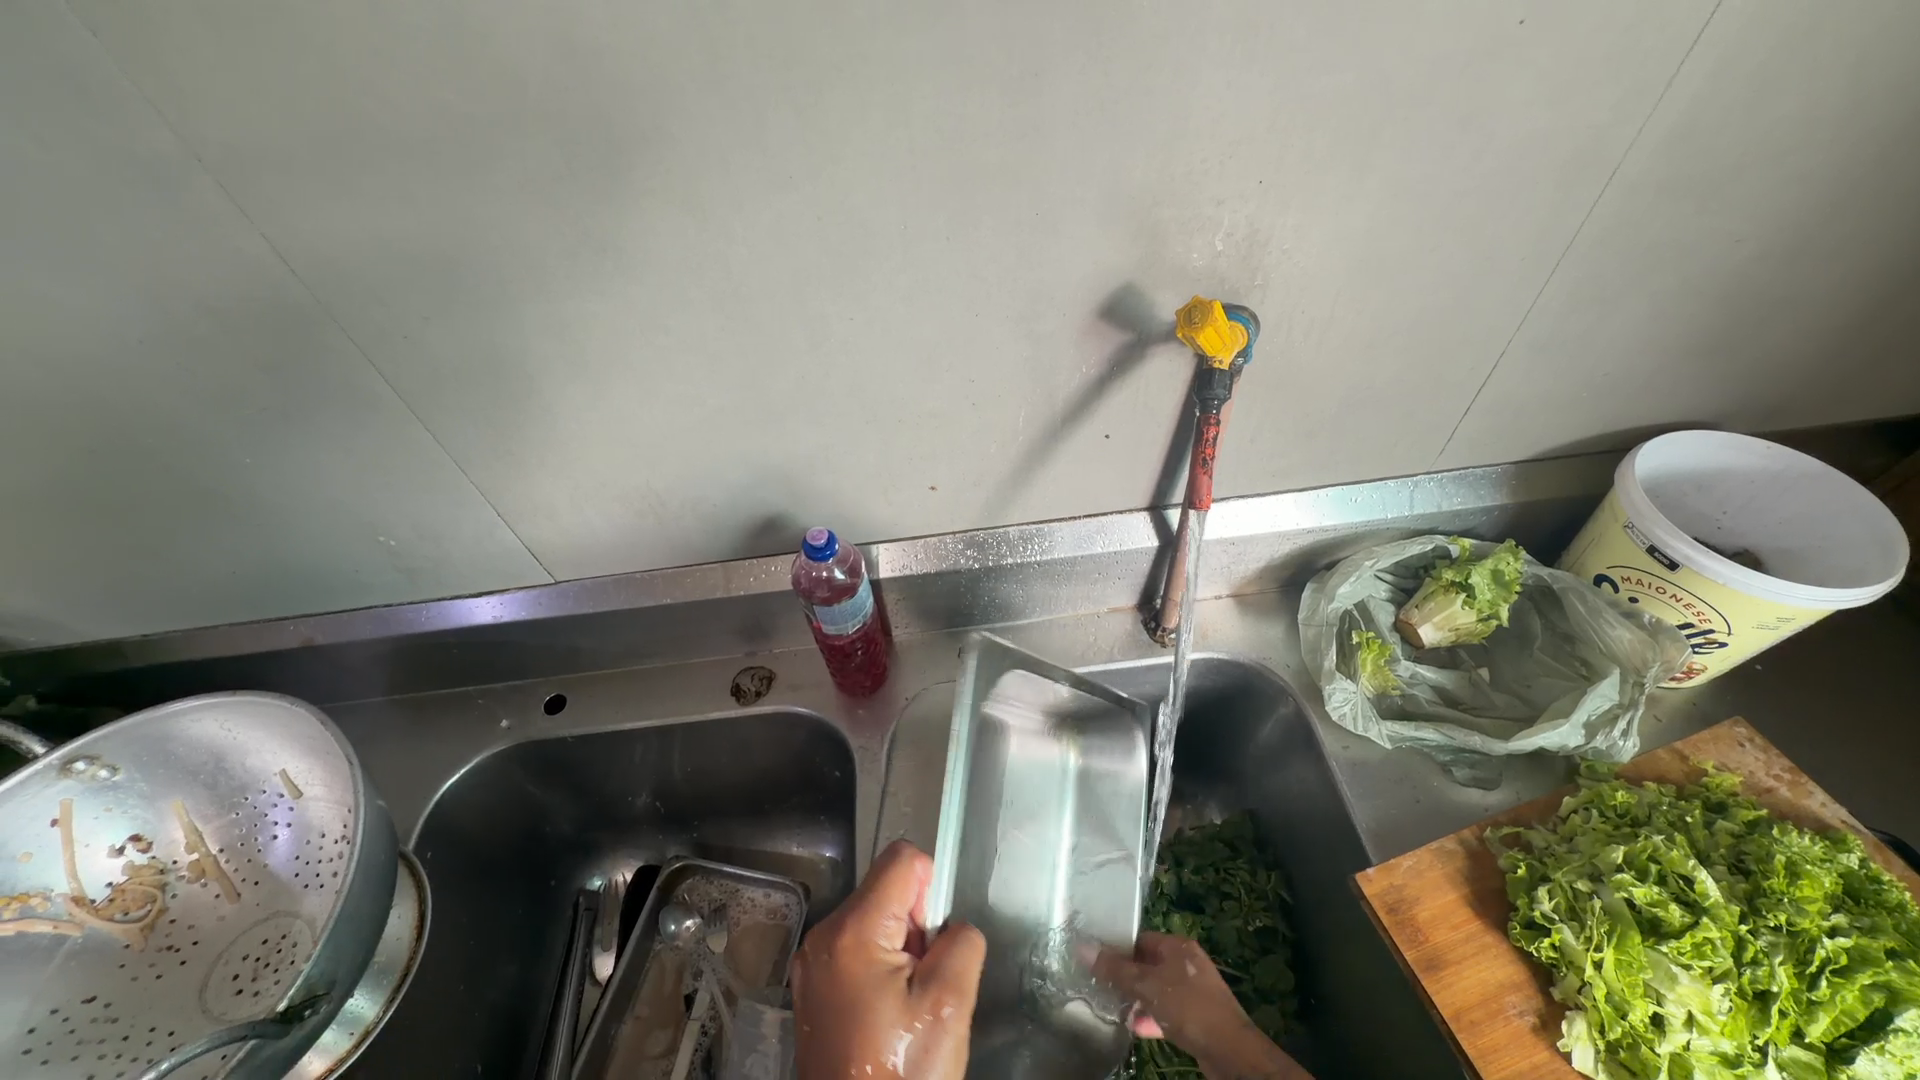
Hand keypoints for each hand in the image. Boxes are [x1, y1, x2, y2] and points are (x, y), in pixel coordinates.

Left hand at [792, 841, 985, 1079]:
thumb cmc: (902, 1070)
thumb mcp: (949, 1004)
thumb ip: (961, 942)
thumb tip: (950, 924)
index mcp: (852, 930)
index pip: (902, 859)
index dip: (932, 887)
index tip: (935, 939)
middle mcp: (824, 934)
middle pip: (886, 889)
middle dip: (916, 924)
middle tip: (922, 981)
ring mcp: (813, 961)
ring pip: (875, 918)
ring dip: (900, 948)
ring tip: (905, 1002)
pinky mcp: (814, 984)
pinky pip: (858, 947)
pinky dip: (880, 965)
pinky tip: (887, 1010)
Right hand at [1094, 931, 1311, 1079]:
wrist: (1230, 1050)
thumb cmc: (1188, 1007)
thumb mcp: (1147, 985)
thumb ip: (1115, 969)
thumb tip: (1082, 947)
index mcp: (1177, 946)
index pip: (1140, 939)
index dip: (1118, 949)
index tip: (1097, 962)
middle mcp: (1186, 964)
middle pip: (1147, 965)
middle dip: (1126, 978)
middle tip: (1102, 988)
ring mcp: (1192, 991)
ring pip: (1156, 990)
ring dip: (1137, 1000)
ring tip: (1116, 1010)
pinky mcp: (1195, 1016)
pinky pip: (1166, 1011)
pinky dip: (1151, 1017)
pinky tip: (1136, 1028)